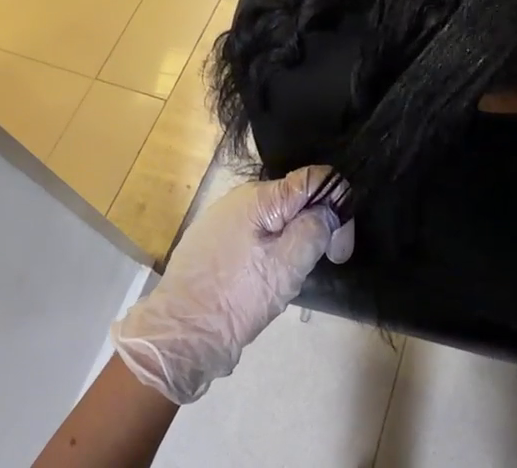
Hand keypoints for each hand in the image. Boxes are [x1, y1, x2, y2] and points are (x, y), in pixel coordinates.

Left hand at [111, 166, 353, 403]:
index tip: (338, 249)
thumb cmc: (236, 298)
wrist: (178, 336)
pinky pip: (252, 237)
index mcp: (259, 196)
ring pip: (273, 221)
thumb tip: (328, 210)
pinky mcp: (211, 243)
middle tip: (314, 269)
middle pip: (294, 200)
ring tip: (284, 282)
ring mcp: (221, 221)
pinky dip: (266, 254)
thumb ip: (315, 229)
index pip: (315, 179)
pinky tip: (260, 284)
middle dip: (313, 229)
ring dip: (289, 244)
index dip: (338, 208)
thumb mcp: (287, 266)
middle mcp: (239, 198)